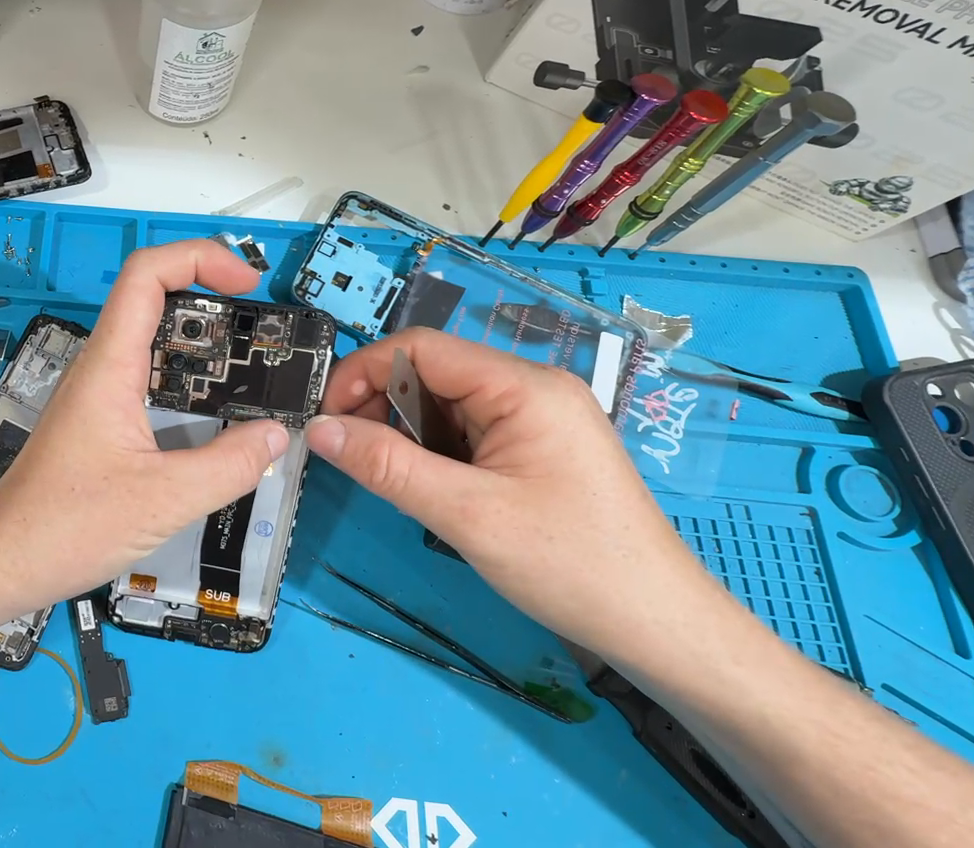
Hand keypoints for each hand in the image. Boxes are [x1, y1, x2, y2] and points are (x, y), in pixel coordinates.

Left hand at [0, 240, 291, 612]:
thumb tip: (274, 438)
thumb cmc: (67, 525)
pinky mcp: (98, 419)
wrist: (6, 558)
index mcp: (109, 366)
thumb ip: (229, 466)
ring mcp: (96, 392)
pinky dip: (184, 377)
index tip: (247, 282)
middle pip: (152, 297)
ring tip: (250, 361)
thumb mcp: (163, 499)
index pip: (147, 274)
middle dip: (209, 295)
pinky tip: (214, 409)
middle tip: (260, 325)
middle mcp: (99, 367)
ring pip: (149, 339)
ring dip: (199, 339)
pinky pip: (145, 377)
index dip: (199, 258)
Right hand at [304, 328, 730, 664]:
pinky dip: (430, 450)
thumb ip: (386, 465)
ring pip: (443, 403)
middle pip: (430, 371)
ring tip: (385, 475)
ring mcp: (536, 418)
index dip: (363, 372)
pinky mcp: (535, 447)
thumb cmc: (568, 564)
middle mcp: (530, 389)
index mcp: (523, 387)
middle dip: (379, 404)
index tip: (324, 418)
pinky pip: (464, 429)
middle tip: (348, 453)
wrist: (658, 627)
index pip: (420, 347)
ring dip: (403, 431)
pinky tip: (423, 484)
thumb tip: (315, 429)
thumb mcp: (466, 514)